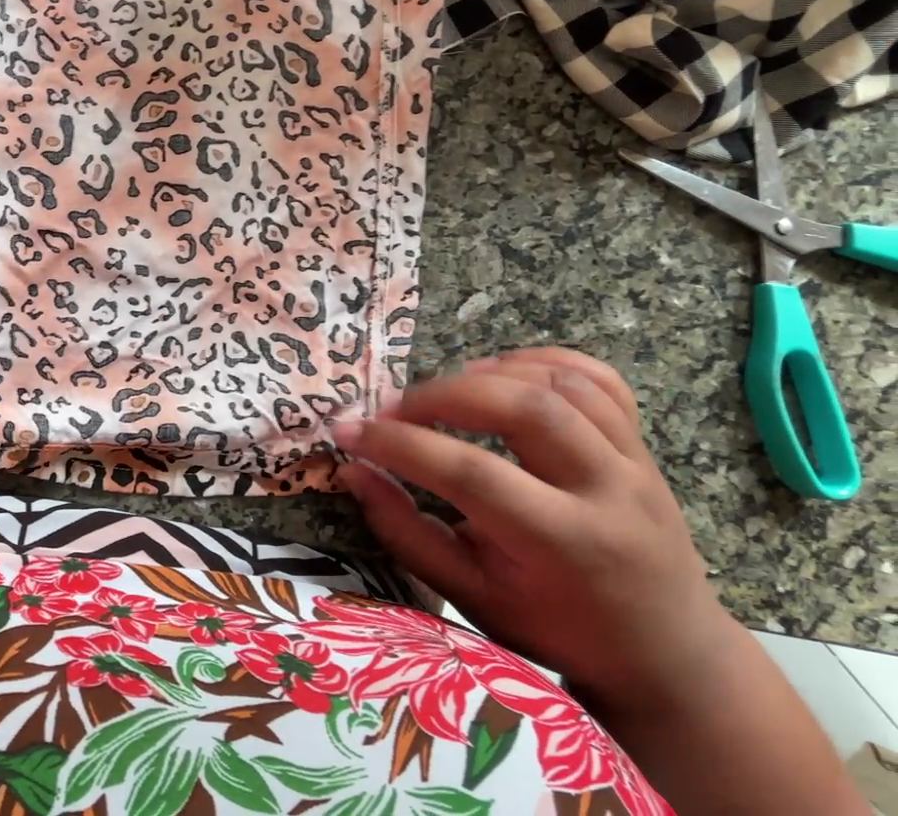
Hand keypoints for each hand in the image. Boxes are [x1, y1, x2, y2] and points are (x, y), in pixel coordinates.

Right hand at [332, 348, 744, 706]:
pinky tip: (500, 373)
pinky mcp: (643, 448)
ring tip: (440, 392)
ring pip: (562, 384)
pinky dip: (543, 363)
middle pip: (525, 408)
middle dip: (441, 395)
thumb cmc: (555, 627)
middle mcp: (607, 493)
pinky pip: (601, 381)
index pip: (469, 473)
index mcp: (561, 542)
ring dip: (489, 375)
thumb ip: (406, 531)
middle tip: (392, 409)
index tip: (346, 432)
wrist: (666, 650)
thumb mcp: (470, 595)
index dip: (397, 445)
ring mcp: (635, 464)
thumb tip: (352, 471)